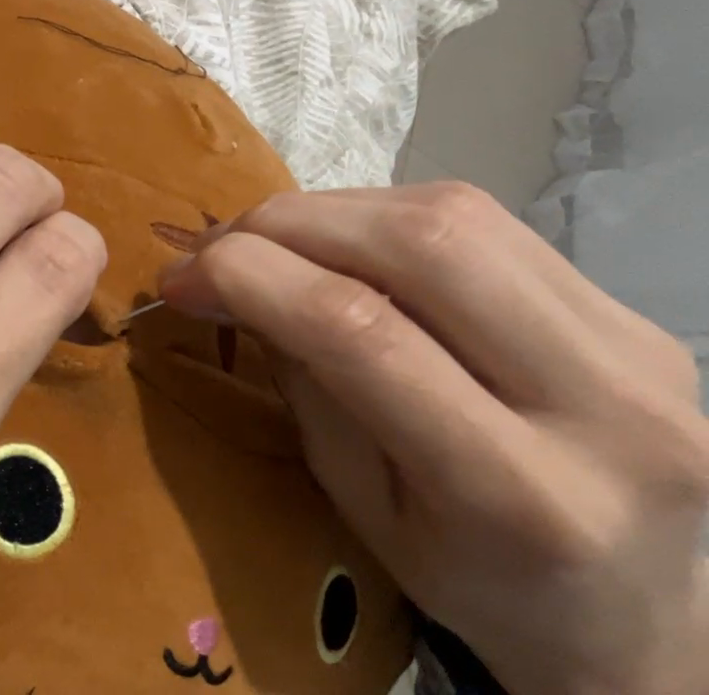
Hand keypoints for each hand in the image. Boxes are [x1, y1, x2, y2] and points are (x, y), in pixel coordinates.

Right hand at [159, 182, 708, 694]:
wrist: (632, 608)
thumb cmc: (465, 574)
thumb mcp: (357, 499)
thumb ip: (304, 380)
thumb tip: (224, 279)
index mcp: (522, 493)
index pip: (362, 333)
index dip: (249, 278)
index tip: (176, 277)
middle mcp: (611, 407)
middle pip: (423, 246)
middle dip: (286, 224)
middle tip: (215, 247)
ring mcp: (642, 346)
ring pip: (457, 215)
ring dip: (330, 210)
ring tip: (267, 241)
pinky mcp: (636, 310)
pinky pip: (487, 222)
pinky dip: (381, 215)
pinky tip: (341, 245)